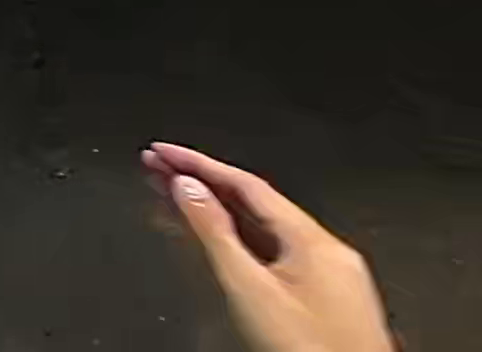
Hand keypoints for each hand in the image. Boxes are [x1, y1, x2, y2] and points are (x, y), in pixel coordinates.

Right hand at [142, 143, 392, 351]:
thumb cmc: (308, 347)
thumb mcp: (248, 283)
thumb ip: (214, 229)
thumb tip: (185, 185)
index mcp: (317, 245)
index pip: (246, 184)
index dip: (197, 162)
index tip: (159, 150)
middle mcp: (327, 254)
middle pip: (251, 200)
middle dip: (198, 178)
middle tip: (155, 163)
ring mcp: (325, 274)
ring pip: (255, 221)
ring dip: (208, 201)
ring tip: (166, 185)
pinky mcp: (316, 292)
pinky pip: (262, 242)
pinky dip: (225, 225)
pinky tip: (199, 223)